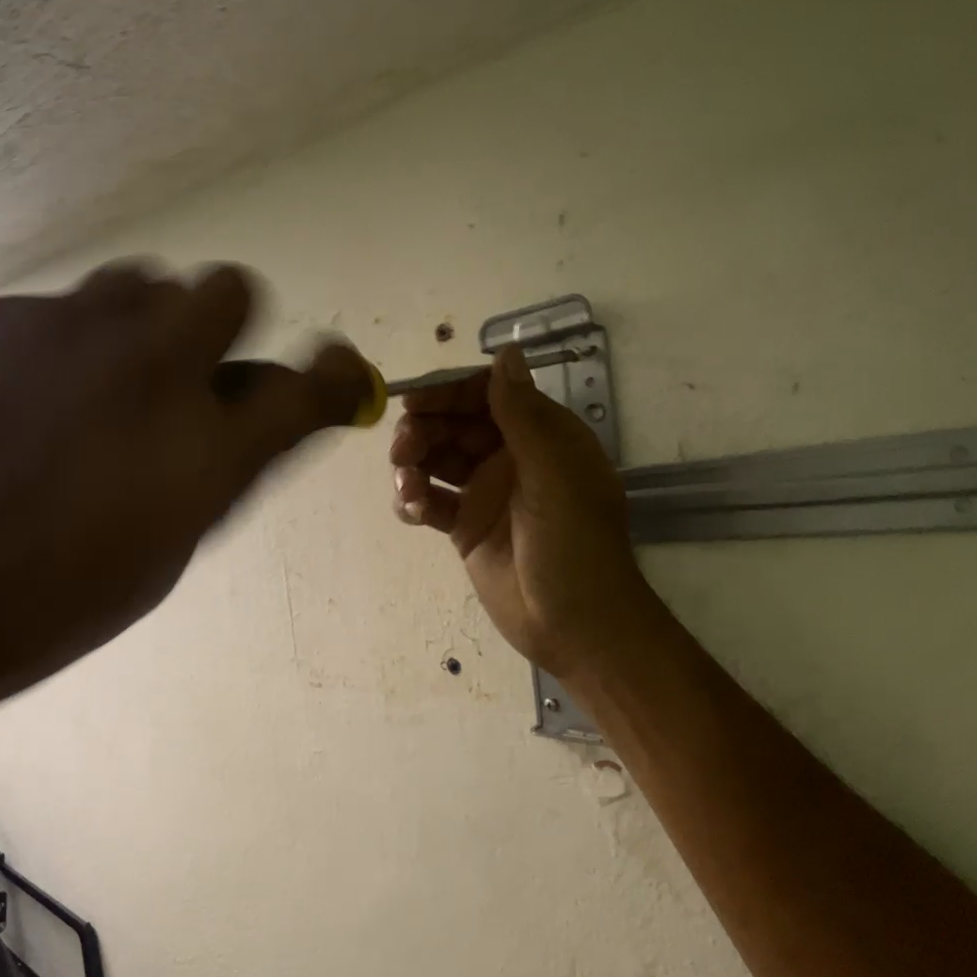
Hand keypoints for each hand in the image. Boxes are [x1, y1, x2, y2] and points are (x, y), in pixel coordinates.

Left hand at [0, 261, 369, 735]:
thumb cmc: (46, 605)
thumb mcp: (164, 551)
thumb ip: (222, 470)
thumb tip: (256, 413)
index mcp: (203, 451)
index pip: (308, 383)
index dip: (332, 376)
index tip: (330, 377)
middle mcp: (147, 371)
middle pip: (228, 289)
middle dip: (223, 330)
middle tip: (186, 381)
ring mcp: (65, 331)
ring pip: (140, 284)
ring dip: (143, 327)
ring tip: (98, 389)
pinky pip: (58, 308)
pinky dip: (63, 345)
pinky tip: (18, 403)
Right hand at [390, 347, 665, 681]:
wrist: (575, 625)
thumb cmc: (574, 544)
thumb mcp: (553, 473)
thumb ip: (523, 414)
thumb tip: (505, 351)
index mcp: (540, 436)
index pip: (487, 394)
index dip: (449, 393)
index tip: (414, 403)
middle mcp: (510, 457)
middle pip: (453, 425)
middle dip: (423, 431)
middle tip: (402, 452)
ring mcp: (485, 493)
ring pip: (436, 460)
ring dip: (412, 464)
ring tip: (407, 487)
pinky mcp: (465, 528)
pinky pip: (429, 501)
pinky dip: (413, 500)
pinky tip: (410, 510)